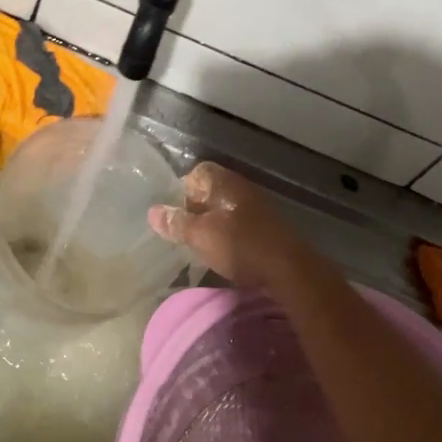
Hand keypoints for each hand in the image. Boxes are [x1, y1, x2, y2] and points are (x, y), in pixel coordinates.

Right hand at [148, 162, 316, 289]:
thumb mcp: (201, 236)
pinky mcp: (266, 228)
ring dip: (212, 223)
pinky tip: (223, 252)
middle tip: (183, 230)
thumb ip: (177, 223)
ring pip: (226, 208)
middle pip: (212, 190)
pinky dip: (228, 234)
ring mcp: (257, 208)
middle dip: (196, 208)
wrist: (288, 270)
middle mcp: (242, 188)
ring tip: (199, 244)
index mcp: (225, 183)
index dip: (183, 188)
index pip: (199, 171)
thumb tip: (152, 212)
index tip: (174, 211)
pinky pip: (239, 224)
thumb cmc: (241, 246)